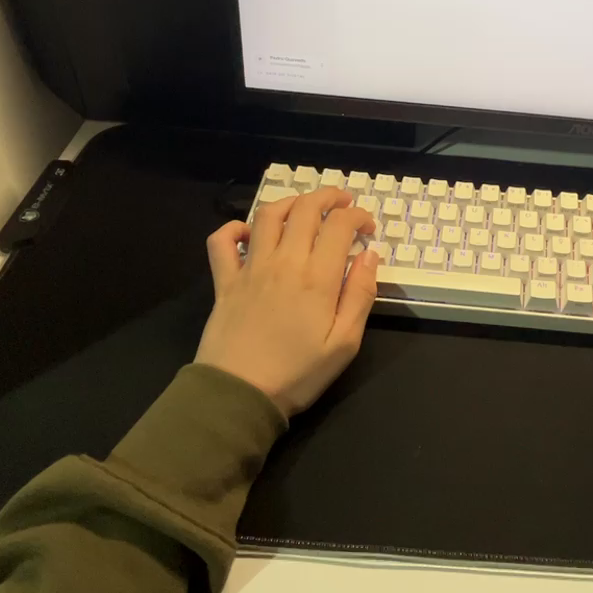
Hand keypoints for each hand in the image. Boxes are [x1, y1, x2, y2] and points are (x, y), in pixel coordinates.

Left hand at [198, 186, 379, 416]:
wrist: (237, 396)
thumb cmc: (297, 373)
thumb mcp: (345, 343)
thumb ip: (361, 295)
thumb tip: (370, 256)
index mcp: (317, 277)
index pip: (340, 224)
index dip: (358, 216)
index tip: (368, 228)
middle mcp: (284, 261)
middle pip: (306, 208)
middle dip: (329, 197)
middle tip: (343, 203)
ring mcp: (250, 268)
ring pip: (269, 214)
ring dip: (291, 202)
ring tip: (305, 208)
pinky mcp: (225, 281)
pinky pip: (222, 241)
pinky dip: (235, 228)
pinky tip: (250, 233)